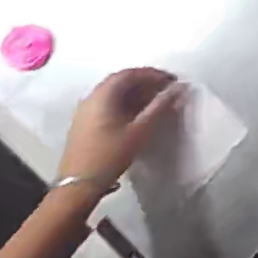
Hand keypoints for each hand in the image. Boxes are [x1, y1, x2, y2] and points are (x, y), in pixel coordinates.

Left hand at [55, 67, 185, 195]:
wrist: (79, 184)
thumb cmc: (111, 154)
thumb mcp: (140, 130)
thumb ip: (160, 106)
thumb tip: (179, 88)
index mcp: (104, 94)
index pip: (131, 73)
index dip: (153, 74)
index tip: (172, 80)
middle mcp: (92, 96)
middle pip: (121, 81)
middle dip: (145, 82)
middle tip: (166, 89)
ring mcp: (86, 109)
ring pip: (114, 93)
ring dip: (136, 93)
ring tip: (156, 101)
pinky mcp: (85, 122)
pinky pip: (108, 103)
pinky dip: (126, 103)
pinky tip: (138, 114)